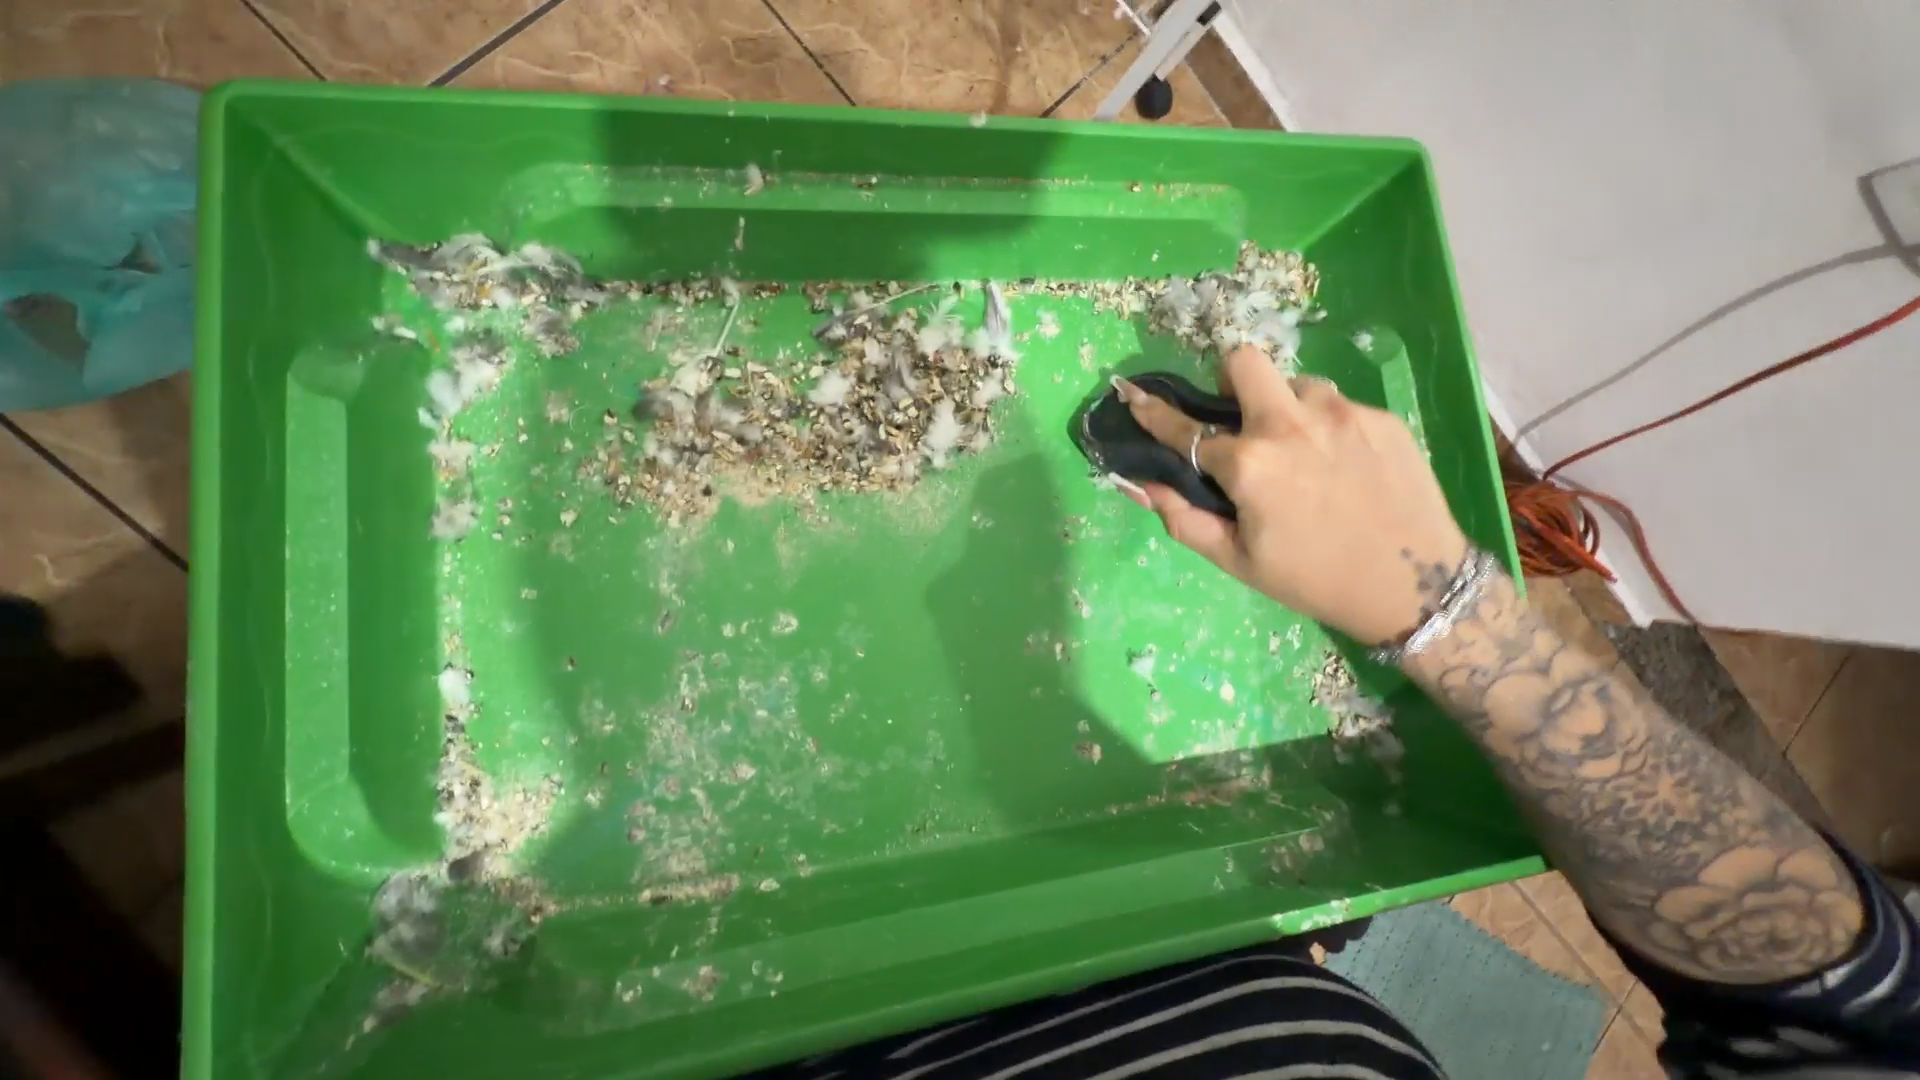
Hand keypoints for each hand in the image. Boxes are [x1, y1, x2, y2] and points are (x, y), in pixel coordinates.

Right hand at [1111, 345, 1467, 644]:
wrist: (1414, 585)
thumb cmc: (1313, 579)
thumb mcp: (1237, 561)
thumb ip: (1183, 519)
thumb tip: (1142, 486)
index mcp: (1250, 465)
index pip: (1185, 428)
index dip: (1153, 412)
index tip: (1133, 395)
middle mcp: (1291, 424)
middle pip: (1245, 361)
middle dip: (1229, 380)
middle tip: (1240, 419)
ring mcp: (1342, 414)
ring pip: (1296, 383)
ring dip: (1284, 407)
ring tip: (1300, 451)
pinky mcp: (1380, 417)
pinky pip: (1336, 404)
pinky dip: (1324, 426)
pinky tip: (1340, 465)